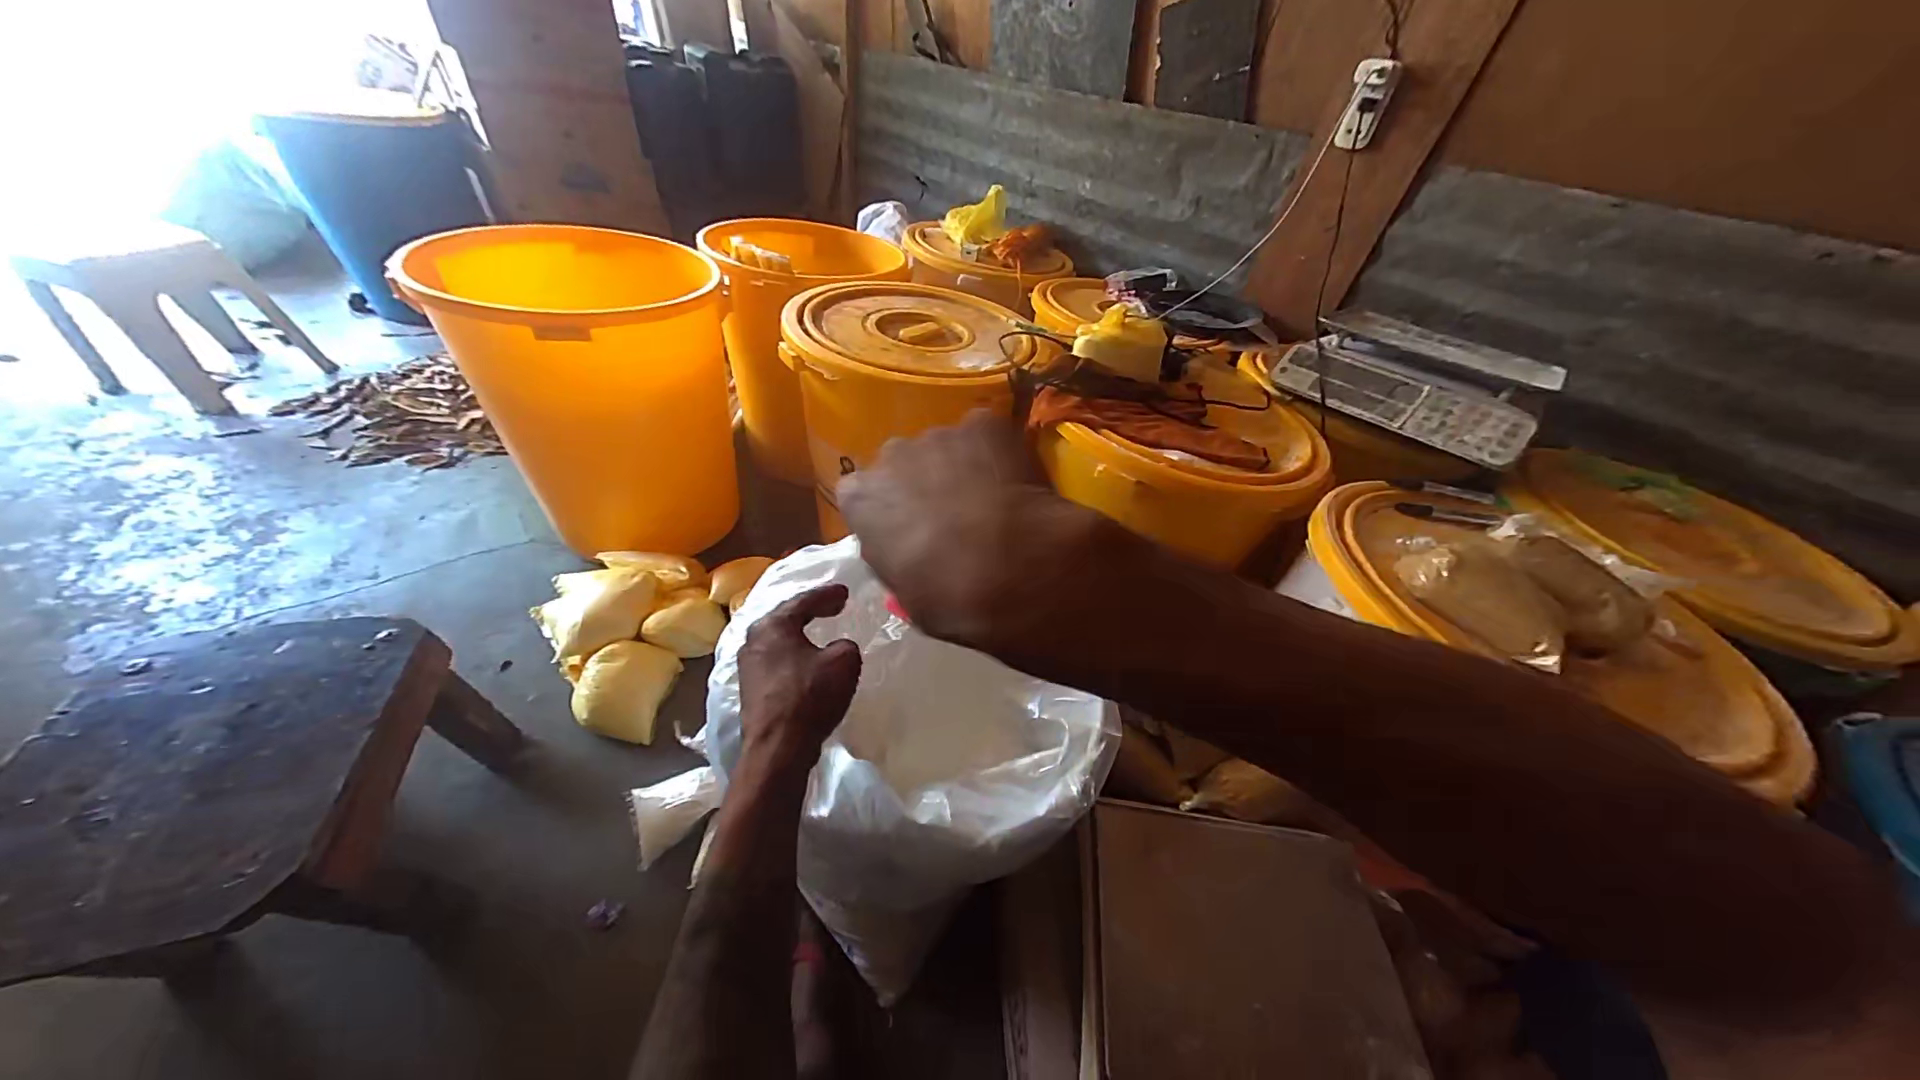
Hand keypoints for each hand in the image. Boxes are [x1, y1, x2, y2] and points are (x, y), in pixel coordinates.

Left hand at [737, 586, 861, 780]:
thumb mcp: (844, 661)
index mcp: (774, 625)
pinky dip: (791, 655)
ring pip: (777, 641)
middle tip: (832, 606)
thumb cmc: (810, 696)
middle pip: (785, 618)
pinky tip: (804, 661)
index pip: (804, 601)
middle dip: (808, 611)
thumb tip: (837, 648)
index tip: (845, 592)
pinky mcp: (750, 690)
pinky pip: (775, 661)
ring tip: (817, 631)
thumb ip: (845, 645)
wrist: (778, 747)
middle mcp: (754, 640)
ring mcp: (748, 666)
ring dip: (798, 635)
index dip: (827, 595)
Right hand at [838, 411, 1149, 674]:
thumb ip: (895, 558)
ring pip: (946, 447)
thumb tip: (906, 554)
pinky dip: (998, 454)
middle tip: (954, 515)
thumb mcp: (904, 593)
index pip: (864, 495)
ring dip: (962, 467)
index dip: (889, 511)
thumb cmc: (947, 595)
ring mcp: (938, 434)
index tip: (909, 530)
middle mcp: (890, 454)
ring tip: (991, 501)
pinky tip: (1015, 483)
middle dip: (923, 483)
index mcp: (860, 497)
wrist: (1009, 567)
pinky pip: (986, 435)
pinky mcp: (984, 423)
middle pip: (903, 463)